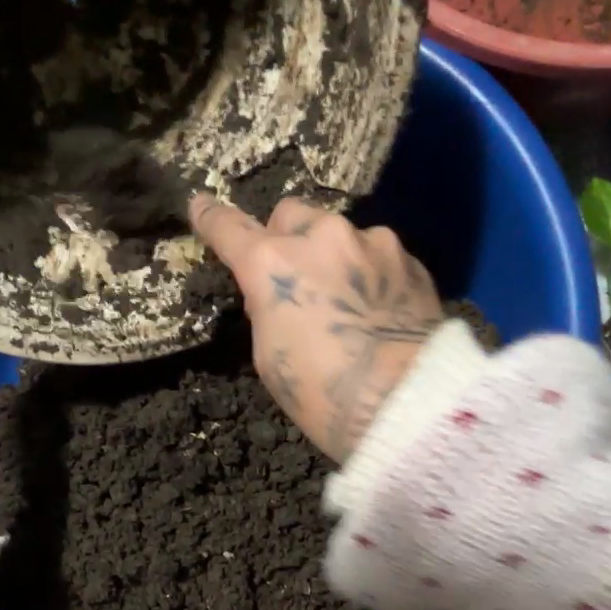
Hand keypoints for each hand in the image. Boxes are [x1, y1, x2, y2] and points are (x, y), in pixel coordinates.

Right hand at [190, 194, 442, 461]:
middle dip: (287, 240)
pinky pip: (378, 255)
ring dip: (335, 257)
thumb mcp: (270, 359)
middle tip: (296, 281)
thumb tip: (275, 294)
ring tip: (349, 304)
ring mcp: (371, 242)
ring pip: (340, 234)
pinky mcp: (410, 259)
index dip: (212, 219)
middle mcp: (321, 237)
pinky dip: (372, 275)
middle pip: (290, 216)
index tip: (200, 207)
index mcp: (272, 263)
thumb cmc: (323, 394)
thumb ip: (267, 310)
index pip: (229, 229)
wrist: (405, 402)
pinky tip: (381, 311)